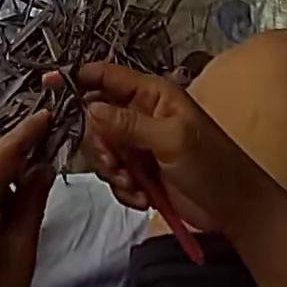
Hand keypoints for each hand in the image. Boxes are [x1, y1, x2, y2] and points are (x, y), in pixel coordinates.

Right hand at [73, 63, 272, 235]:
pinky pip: (113, 173)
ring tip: (135, 184)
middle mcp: (140, 113)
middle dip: (100, 143)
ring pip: (101, 147)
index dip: (77, 77)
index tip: (50, 85)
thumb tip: (90, 108)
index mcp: (151, 94)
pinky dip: (122, 187)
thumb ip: (129, 124)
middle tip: (116, 164)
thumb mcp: (172, 140)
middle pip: (96, 116)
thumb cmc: (213, 164)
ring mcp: (138, 142)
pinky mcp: (139, 170)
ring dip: (112, 169)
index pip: (106, 76)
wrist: (237, 210)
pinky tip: (143, 197)